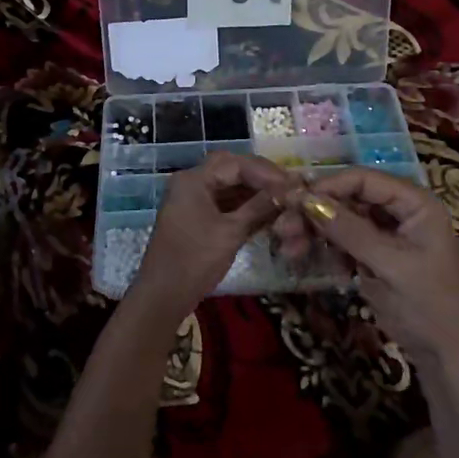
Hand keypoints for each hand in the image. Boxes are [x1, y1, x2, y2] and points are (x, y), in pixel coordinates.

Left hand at [133, 152, 291, 308]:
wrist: (164, 293)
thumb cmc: (196, 259)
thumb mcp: (231, 231)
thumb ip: (260, 207)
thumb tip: (290, 189)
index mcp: (193, 180)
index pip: (235, 164)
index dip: (267, 172)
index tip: (294, 184)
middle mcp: (191, 183)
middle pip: (231, 170)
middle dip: (261, 178)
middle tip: (289, 189)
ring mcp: (192, 200)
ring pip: (228, 187)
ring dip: (254, 192)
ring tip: (284, 200)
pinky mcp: (196, 217)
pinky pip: (224, 203)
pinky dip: (244, 206)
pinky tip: (268, 213)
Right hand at [290, 169, 458, 361]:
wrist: (446, 354)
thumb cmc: (428, 305)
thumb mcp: (389, 265)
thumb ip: (349, 231)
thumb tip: (307, 200)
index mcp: (416, 204)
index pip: (364, 179)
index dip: (328, 186)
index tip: (294, 201)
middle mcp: (399, 212)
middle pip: (347, 198)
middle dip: (314, 211)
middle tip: (283, 229)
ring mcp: (384, 234)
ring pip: (339, 219)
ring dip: (312, 230)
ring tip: (289, 248)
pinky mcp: (371, 255)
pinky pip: (340, 240)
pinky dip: (321, 248)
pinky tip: (302, 258)